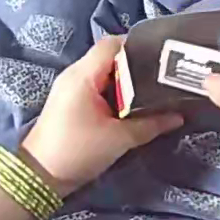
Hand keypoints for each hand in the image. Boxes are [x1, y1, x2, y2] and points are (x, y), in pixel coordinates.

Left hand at [21, 36, 182, 195]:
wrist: (40, 175)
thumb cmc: (78, 151)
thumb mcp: (119, 139)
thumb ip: (150, 124)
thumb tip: (179, 115)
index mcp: (83, 75)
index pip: (112, 44)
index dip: (137, 46)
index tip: (161, 58)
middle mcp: (75, 74)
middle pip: (109, 56)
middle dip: (136, 64)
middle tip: (162, 75)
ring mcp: (70, 87)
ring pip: (103, 72)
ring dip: (125, 79)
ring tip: (153, 88)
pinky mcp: (70, 101)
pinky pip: (96, 85)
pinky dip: (114, 90)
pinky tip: (132, 103)